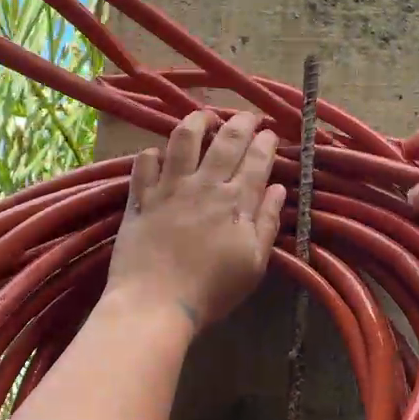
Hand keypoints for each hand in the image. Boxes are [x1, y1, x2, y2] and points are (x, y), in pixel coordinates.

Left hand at [104, 110, 286, 332]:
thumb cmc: (211, 291)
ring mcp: (169, 187)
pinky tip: (159, 153)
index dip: (266, 141)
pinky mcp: (140, 198)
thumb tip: (278, 188)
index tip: (271, 133)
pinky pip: (144, 162)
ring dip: (197, 121)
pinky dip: (153, 153)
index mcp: (237, 201)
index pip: (257, 159)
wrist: (155, 303)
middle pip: (226, 140)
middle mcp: (204, 184)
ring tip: (204, 117)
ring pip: (183, 139)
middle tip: (248, 116)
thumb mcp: (253, 264)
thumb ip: (267, 223)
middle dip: (241, 122)